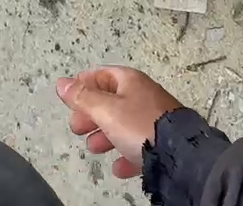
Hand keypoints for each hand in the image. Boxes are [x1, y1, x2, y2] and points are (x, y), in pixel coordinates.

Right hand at [56, 67, 183, 178]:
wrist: (181, 155)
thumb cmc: (139, 125)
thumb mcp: (106, 110)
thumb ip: (82, 97)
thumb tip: (61, 82)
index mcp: (129, 80)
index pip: (101, 75)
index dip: (83, 84)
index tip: (69, 99)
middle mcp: (142, 94)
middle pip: (110, 100)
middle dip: (91, 113)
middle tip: (76, 127)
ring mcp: (154, 118)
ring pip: (122, 123)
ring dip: (104, 135)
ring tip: (93, 148)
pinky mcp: (162, 141)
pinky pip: (138, 145)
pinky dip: (124, 153)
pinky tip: (118, 167)